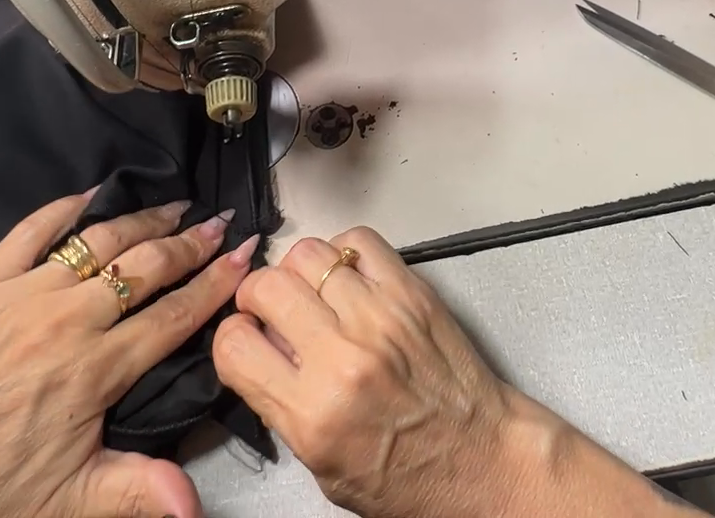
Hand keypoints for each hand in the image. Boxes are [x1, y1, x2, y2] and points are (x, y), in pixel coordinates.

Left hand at [0, 190, 257, 517]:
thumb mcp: (70, 503)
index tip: (245, 254)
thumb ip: (137, 492)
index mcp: (96, 370)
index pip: (173, 315)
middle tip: (220, 223)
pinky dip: (63, 209)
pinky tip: (91, 195)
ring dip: (143, 219)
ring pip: (100, 241)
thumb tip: (194, 506)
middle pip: (146, 267)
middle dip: (191, 243)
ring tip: (175, 206)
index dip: (215, 283)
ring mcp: (25, 295)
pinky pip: (30, 232)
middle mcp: (69, 321)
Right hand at [212, 228, 704, 517]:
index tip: (244, 337)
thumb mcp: (322, 465)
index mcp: (313, 414)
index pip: (235, 343)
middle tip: (271, 306)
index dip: (231, 336)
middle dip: (257, 294)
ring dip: (299, 270)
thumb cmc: (410, 474)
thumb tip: (256, 345)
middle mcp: (343, 359)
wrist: (482, 459)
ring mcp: (380, 319)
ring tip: (311, 289)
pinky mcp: (411, 293)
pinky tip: (346, 275)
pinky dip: (343, 250)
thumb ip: (279, 404)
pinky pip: (359, 240)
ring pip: (308, 254)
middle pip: (267, 285)